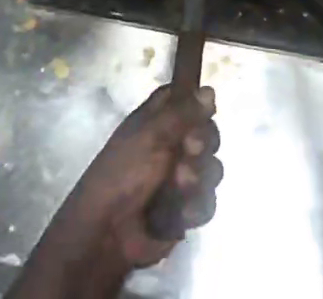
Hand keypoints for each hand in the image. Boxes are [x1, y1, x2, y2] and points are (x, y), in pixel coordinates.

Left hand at [8, 84, 222, 298]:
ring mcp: (180, 176)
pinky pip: (208, 201)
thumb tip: (209, 90)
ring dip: (197, 179)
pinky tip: (182, 214)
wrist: (110, 231)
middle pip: (206, 133)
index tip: (205, 112)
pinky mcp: (186, 207)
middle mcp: (171, 143)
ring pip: (211, 169)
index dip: (198, 103)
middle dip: (202, 146)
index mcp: (157, 119)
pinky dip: (195, 207)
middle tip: (189, 151)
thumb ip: (183, 113)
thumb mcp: (151, 136)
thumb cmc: (124, 172)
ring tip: (178, 187)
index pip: (185, 99)